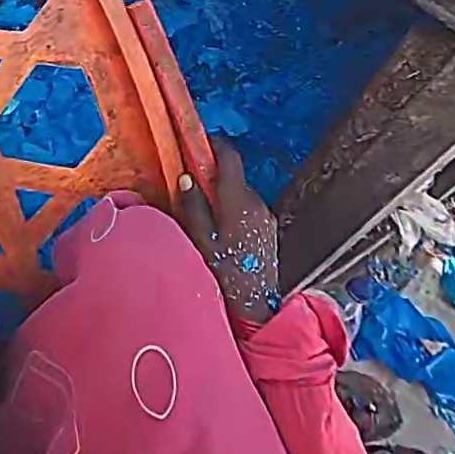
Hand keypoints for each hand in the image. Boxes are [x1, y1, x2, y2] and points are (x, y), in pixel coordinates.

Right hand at [175, 136, 280, 323]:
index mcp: (238, 201)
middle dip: (211, 175)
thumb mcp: (201, 241)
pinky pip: (247, 208)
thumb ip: (193, 206)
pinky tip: (219, 229)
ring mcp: (265, 216)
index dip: (213, 144)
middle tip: (187, 185)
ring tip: (201, 214)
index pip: (230, 157)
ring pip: (239, 192)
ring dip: (221, 194)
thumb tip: (186, 176)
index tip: (195, 142)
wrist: (256, 311)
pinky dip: (231, 208)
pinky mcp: (268, 229)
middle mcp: (256, 203)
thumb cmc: (224, 275)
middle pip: (232, 175)